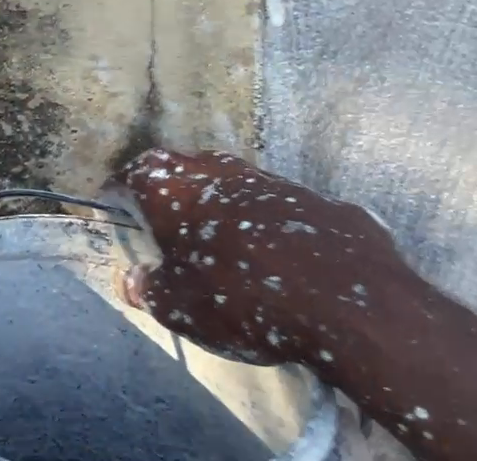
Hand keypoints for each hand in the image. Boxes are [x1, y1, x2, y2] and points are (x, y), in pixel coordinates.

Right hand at [111, 148, 476, 460]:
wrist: (357, 311)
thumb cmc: (243, 300)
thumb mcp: (179, 308)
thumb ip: (150, 289)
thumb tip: (135, 280)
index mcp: (168, 189)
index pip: (130, 175)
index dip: (121, 190)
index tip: (118, 205)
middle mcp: (215, 172)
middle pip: (183, 166)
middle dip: (174, 184)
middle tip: (172, 215)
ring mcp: (276, 183)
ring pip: (238, 181)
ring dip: (228, 198)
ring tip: (230, 232)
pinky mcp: (329, 205)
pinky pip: (292, 208)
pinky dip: (282, 222)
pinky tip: (292, 252)